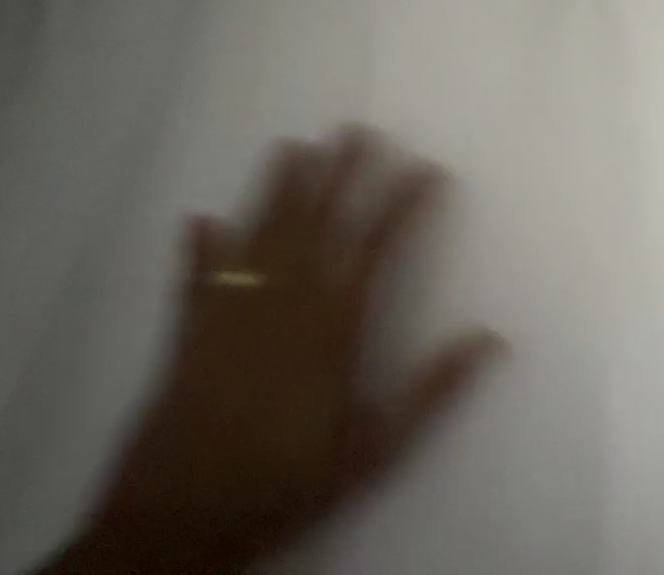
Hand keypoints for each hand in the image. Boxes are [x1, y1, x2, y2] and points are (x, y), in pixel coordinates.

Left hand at [51, 129, 502, 574]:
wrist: (171, 533)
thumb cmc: (287, 483)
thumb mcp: (376, 447)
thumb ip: (432, 388)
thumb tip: (492, 336)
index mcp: (330, 329)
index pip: (375, 247)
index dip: (403, 204)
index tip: (428, 168)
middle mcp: (280, 309)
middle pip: (314, 226)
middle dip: (339, 175)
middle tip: (356, 130)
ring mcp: (227, 320)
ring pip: (257, 239)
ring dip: (276, 191)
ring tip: (292, 146)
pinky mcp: (184, 341)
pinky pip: (193, 283)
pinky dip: (196, 250)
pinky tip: (198, 218)